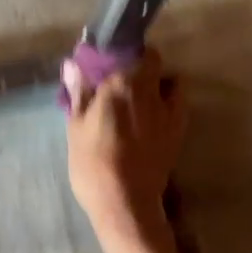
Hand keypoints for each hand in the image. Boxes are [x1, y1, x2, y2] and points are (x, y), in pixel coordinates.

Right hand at [63, 48, 188, 246]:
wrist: (125, 203)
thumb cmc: (93, 163)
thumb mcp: (76, 127)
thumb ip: (79, 93)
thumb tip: (72, 65)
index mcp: (122, 83)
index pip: (129, 50)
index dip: (120, 51)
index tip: (108, 60)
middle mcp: (149, 89)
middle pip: (152, 61)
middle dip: (139, 63)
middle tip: (120, 79)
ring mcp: (168, 109)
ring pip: (169, 80)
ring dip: (157, 81)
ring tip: (140, 95)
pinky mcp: (179, 129)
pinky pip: (178, 103)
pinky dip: (170, 100)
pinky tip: (156, 113)